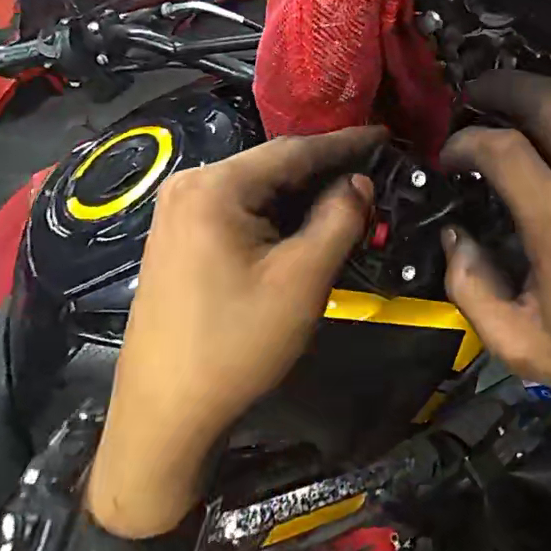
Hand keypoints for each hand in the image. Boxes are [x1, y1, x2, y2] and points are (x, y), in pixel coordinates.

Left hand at [88, 126, 385, 537]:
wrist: (165, 414)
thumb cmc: (236, 343)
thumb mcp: (303, 278)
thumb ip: (340, 218)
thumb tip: (359, 181)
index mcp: (214, 186)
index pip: (293, 150)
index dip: (345, 143)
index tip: (385, 135)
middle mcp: (189, 186)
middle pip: (272, 167)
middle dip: (325, 171)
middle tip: (375, 172)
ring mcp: (178, 213)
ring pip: (257, 190)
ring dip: (302, 195)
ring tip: (351, 197)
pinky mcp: (178, 239)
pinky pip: (238, 211)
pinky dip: (276, 215)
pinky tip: (305, 224)